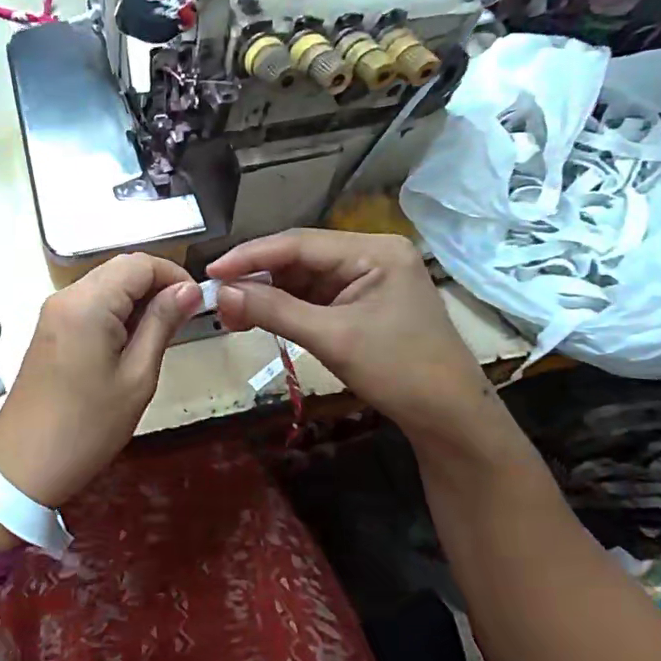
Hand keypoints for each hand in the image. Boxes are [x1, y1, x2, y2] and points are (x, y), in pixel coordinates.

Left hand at [0, 253, 199, 508]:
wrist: (24, 466)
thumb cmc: (88, 427)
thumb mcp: (137, 377)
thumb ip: (162, 324)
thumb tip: (189, 290)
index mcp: (88, 303)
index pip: (140, 263)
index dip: (174, 275)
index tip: (198, 304)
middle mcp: (66, 296)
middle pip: (121, 269)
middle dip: (156, 285)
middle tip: (182, 321)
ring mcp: (53, 312)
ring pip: (106, 285)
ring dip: (137, 300)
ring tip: (159, 336)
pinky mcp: (49, 329)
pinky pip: (90, 304)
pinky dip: (116, 312)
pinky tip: (130, 343)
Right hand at [207, 229, 493, 444]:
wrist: (448, 416)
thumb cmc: (399, 371)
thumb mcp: (332, 338)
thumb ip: (274, 311)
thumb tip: (222, 295)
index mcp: (374, 250)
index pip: (300, 243)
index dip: (251, 256)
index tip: (211, 272)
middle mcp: (370, 255)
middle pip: (299, 258)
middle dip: (257, 279)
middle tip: (218, 301)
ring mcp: (366, 280)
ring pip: (303, 279)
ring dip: (267, 295)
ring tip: (232, 315)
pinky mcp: (361, 304)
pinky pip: (314, 297)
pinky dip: (285, 308)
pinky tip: (259, 317)